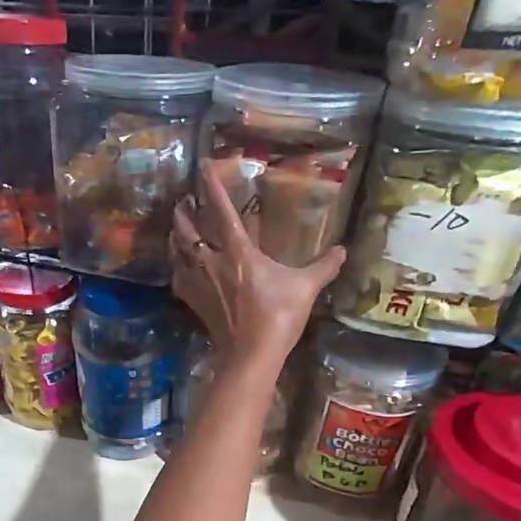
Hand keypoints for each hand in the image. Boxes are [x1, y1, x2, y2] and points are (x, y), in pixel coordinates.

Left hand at [171, 163, 344, 365]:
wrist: (249, 355)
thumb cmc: (277, 317)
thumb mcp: (306, 287)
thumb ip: (323, 266)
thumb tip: (344, 251)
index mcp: (238, 251)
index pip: (221, 210)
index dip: (211, 185)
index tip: (203, 165)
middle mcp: (211, 261)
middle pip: (187, 229)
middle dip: (183, 211)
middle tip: (183, 199)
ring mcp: (198, 283)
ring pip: (178, 251)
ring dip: (175, 235)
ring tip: (177, 226)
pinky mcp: (193, 302)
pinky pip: (178, 277)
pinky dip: (177, 266)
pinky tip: (180, 266)